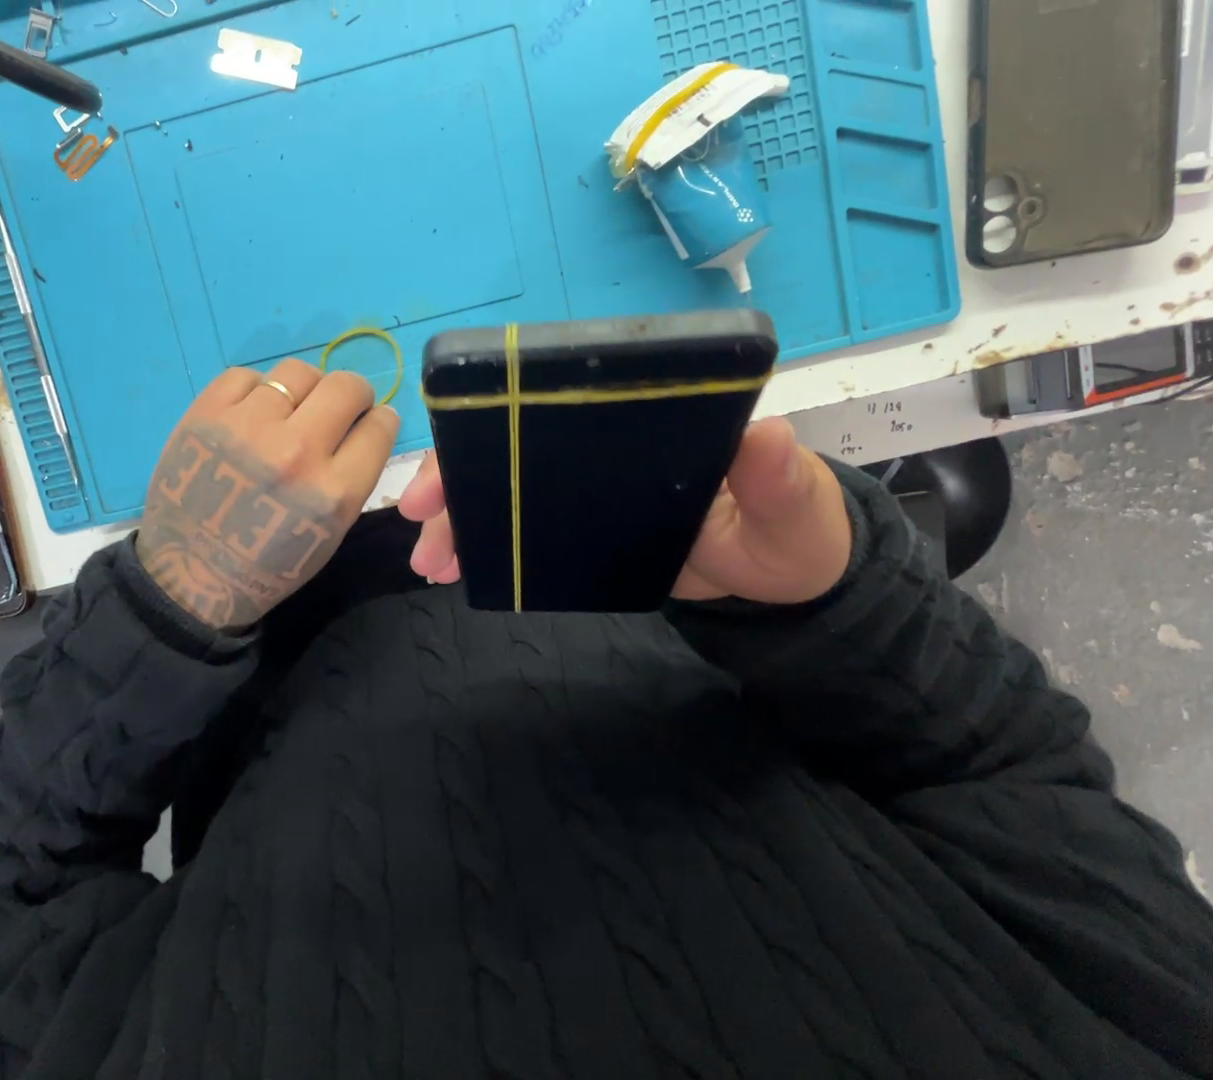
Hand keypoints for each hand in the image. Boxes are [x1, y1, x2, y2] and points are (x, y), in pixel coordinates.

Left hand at [138, 359, 400, 628]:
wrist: (191, 575)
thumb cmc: (270, 564)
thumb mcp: (331, 534)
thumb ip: (353, 478)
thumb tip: (363, 425)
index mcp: (335, 492)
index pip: (380, 426)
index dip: (379, 421)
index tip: (369, 424)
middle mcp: (297, 451)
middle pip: (347, 387)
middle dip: (353, 396)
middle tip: (338, 410)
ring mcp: (249, 427)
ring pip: (298, 373)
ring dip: (304, 390)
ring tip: (290, 412)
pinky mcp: (207, 414)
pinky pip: (247, 376)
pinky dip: (256, 391)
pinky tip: (251, 415)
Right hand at [398, 416, 851, 604]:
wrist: (783, 582)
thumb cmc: (791, 528)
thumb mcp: (795, 505)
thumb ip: (779, 478)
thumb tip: (761, 435)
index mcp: (642, 417)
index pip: (558, 397)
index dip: (499, 415)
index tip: (456, 448)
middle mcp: (600, 444)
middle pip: (513, 445)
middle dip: (457, 475)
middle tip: (418, 516)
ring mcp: (583, 492)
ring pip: (505, 493)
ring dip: (459, 520)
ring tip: (430, 561)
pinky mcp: (578, 537)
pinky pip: (520, 538)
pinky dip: (484, 552)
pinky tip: (455, 571)